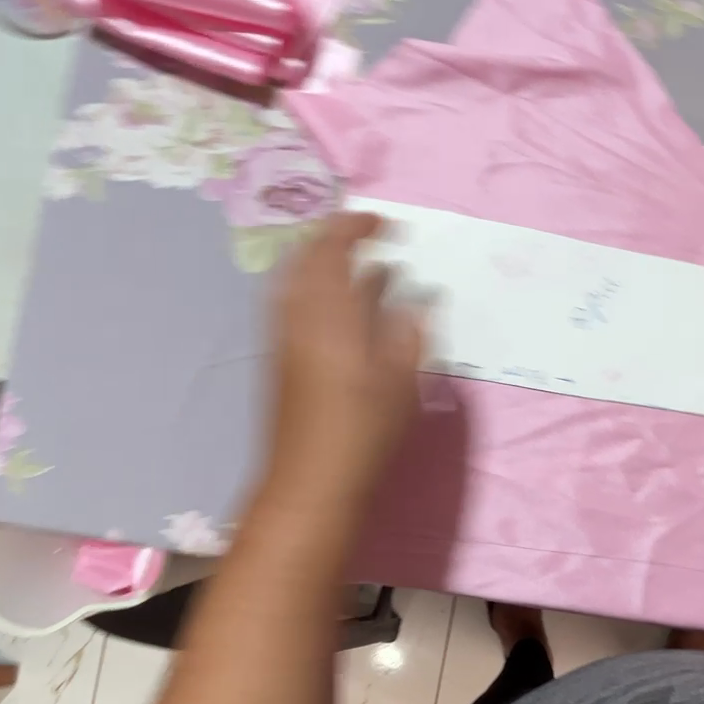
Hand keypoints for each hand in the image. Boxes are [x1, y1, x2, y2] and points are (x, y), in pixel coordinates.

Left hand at [262, 212, 425, 508]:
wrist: (309, 479)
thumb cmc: (363, 430)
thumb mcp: (400, 382)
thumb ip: (408, 332)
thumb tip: (421, 297)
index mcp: (330, 315)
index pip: (334, 249)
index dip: (358, 226)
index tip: (389, 224)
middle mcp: (298, 314)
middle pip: (308, 256)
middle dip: (339, 238)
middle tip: (374, 236)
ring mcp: (285, 334)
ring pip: (298, 278)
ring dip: (327, 262)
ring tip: (364, 267)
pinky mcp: (283, 355)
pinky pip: (296, 300)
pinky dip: (320, 287)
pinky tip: (344, 305)